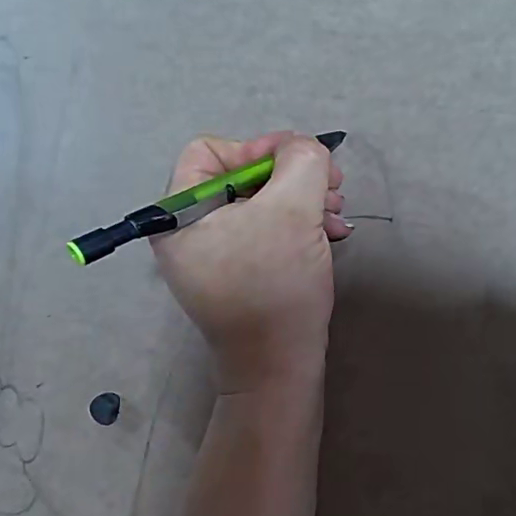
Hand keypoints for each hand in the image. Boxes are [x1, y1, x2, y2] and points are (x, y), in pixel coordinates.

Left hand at [152, 132, 351, 393]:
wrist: (278, 367)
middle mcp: (188, 233)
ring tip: (336, 214)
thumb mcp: (293, 211)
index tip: (300, 164)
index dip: (258, 148)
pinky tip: (330, 235)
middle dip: (291, 177)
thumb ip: (301, 162)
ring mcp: (213, 257)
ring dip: (302, 202)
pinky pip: (264, 235)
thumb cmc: (276, 287)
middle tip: (332, 188)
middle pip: (241, 177)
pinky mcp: (237, 276)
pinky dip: (297, 228)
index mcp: (179, 214)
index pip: (210, 151)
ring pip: (260, 206)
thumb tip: (302, 148)